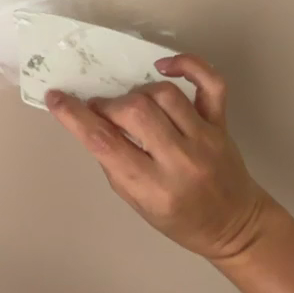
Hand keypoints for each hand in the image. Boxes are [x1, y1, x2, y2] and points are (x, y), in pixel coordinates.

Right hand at [46, 55, 272, 261]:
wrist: (236, 226)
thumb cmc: (179, 219)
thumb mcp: (136, 202)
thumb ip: (113, 161)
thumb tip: (91, 121)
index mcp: (154, 188)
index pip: (106, 143)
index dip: (75, 117)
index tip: (57, 98)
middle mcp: (181, 160)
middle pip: (135, 111)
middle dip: (108, 105)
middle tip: (102, 112)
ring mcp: (205, 139)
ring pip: (164, 94)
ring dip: (138, 93)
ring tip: (132, 105)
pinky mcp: (222, 124)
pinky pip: (210, 83)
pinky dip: (188, 65)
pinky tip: (164, 66)